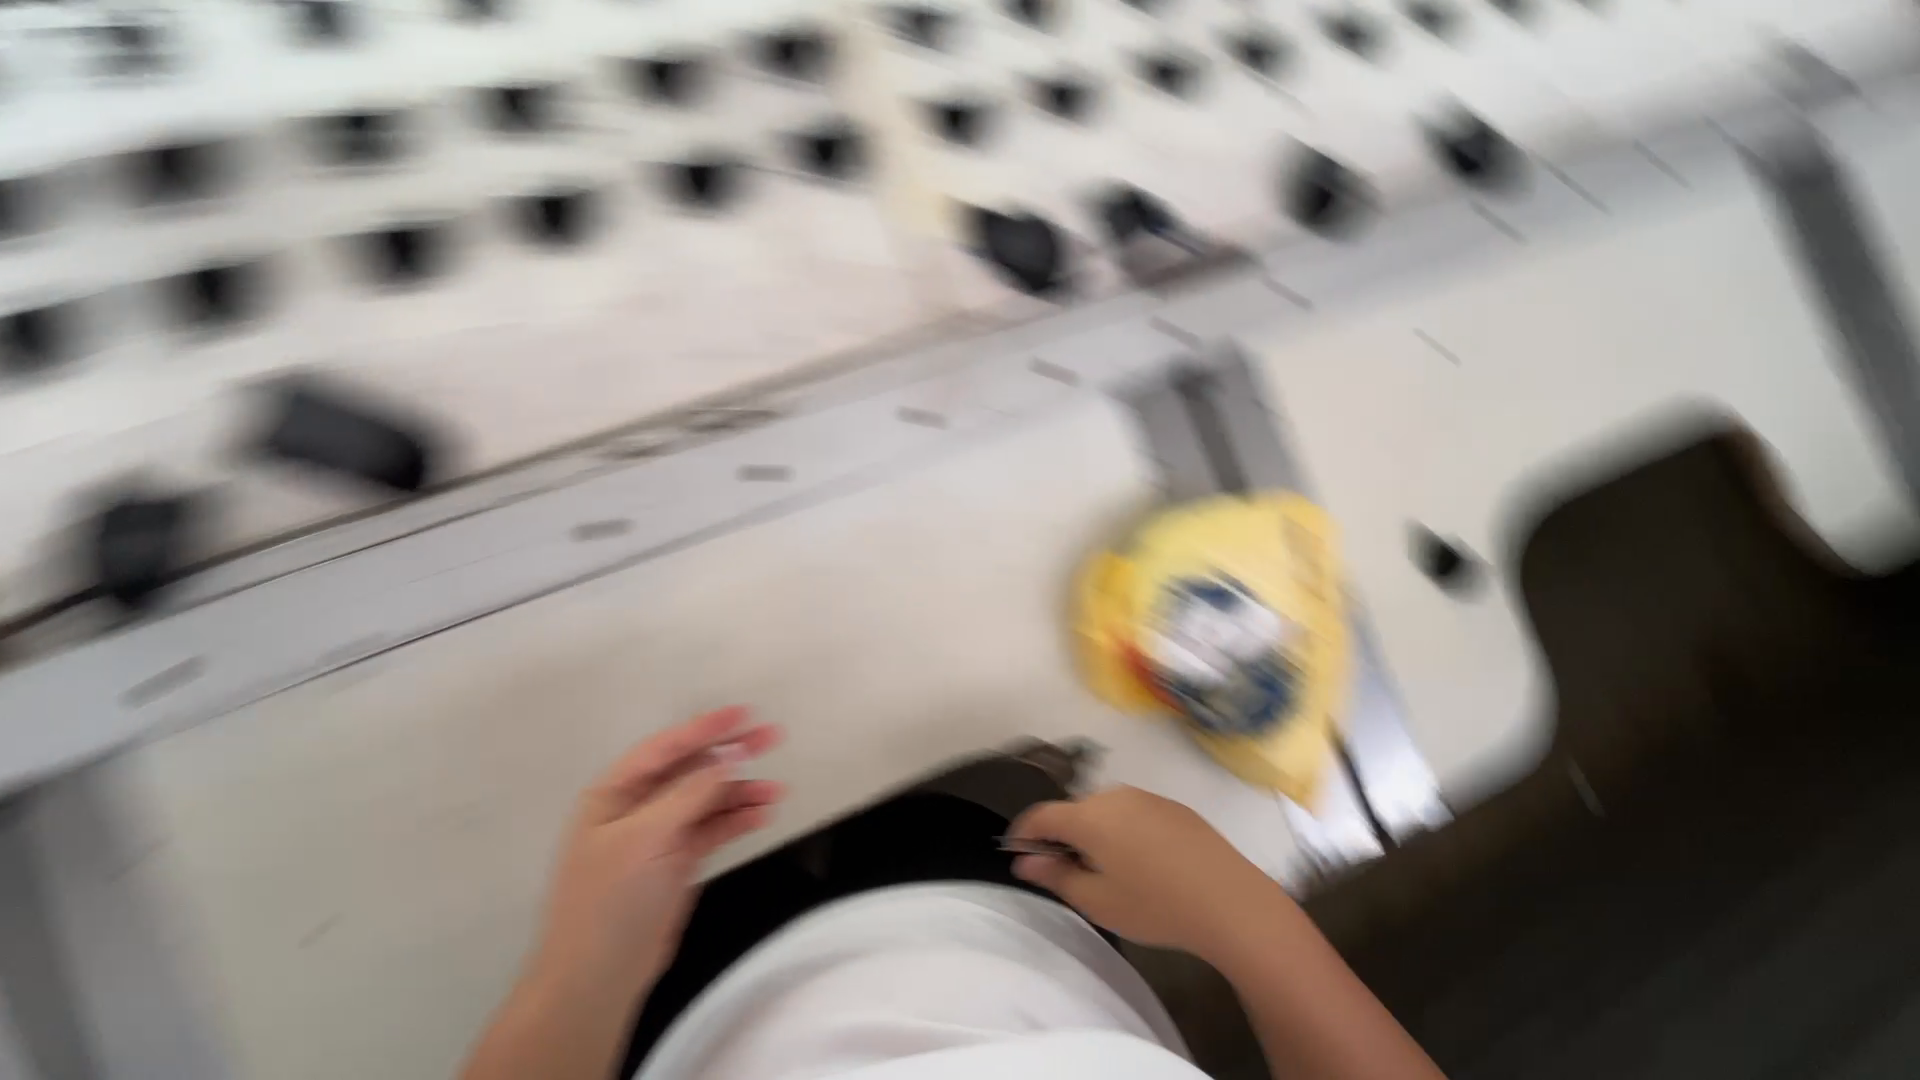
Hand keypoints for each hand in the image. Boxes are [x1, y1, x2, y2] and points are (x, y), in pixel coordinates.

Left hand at [529, 707, 783, 1003]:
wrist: (597, 977)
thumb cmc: (610, 899)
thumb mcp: (647, 837)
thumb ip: (690, 793)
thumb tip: (730, 755)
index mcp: (614, 793)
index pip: (666, 748)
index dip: (705, 728)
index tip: (744, 713)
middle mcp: (638, 807)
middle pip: (691, 769)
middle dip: (731, 754)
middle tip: (773, 737)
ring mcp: (659, 834)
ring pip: (707, 799)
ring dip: (741, 792)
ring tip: (777, 791)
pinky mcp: (678, 860)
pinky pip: (713, 829)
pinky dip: (737, 819)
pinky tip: (762, 814)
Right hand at [1008, 786, 1285, 962]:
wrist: (1231, 902)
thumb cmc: (1155, 906)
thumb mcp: (1097, 901)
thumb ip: (1056, 876)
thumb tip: (1025, 862)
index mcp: (1089, 816)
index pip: (1041, 815)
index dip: (1024, 834)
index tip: (1017, 854)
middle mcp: (1114, 795)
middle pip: (1074, 811)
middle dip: (1062, 837)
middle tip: (1067, 874)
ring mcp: (1147, 798)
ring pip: (1106, 811)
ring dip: (1095, 833)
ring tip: (1108, 872)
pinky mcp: (1174, 807)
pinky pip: (1134, 813)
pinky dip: (1125, 832)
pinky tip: (1144, 865)